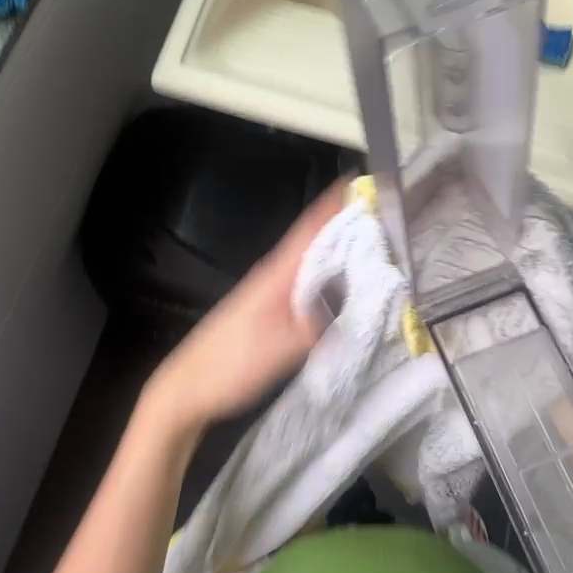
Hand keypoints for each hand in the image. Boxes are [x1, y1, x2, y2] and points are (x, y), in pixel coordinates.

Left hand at [140, 181, 349, 436]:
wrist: (187, 388)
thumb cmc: (229, 365)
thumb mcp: (282, 350)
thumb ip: (320, 326)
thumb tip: (356, 305)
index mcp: (276, 275)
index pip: (309, 228)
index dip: (333, 204)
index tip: (362, 183)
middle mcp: (272, 277)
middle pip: (313, 242)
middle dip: (346, 227)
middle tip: (385, 219)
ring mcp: (267, 294)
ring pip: (309, 263)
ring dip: (337, 252)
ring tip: (373, 248)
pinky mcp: (265, 313)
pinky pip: (303, 284)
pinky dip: (325, 277)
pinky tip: (341, 289)